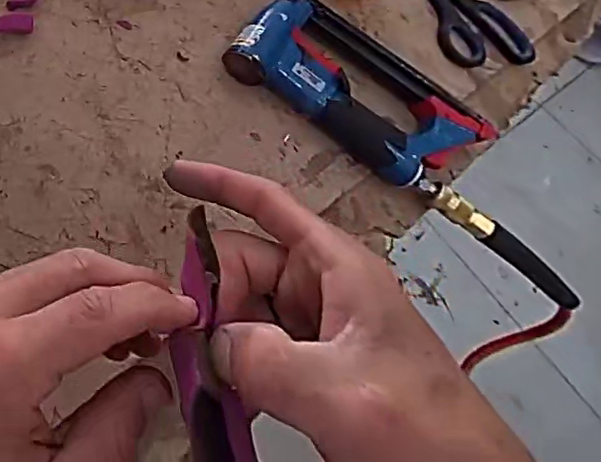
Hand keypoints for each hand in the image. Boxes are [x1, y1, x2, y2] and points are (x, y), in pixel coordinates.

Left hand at [0, 249, 198, 461]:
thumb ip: (114, 428)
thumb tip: (157, 378)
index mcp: (2, 361)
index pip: (97, 307)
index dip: (152, 305)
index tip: (187, 313)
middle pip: (81, 268)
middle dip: (135, 283)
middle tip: (172, 311)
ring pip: (65, 265)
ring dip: (111, 285)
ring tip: (144, 327)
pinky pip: (44, 278)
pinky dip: (83, 290)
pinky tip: (104, 326)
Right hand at [165, 161, 531, 461]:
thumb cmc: (423, 423)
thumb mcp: (342, 391)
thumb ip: (270, 361)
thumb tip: (214, 342)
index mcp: (334, 264)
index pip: (267, 203)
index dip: (219, 182)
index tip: (176, 177)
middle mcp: (320, 283)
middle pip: (244, 263)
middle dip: (213, 295)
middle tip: (194, 345)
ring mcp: (314, 322)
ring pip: (244, 308)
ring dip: (221, 339)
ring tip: (210, 380)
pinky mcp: (310, 359)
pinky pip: (256, 346)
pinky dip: (236, 366)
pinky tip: (230, 398)